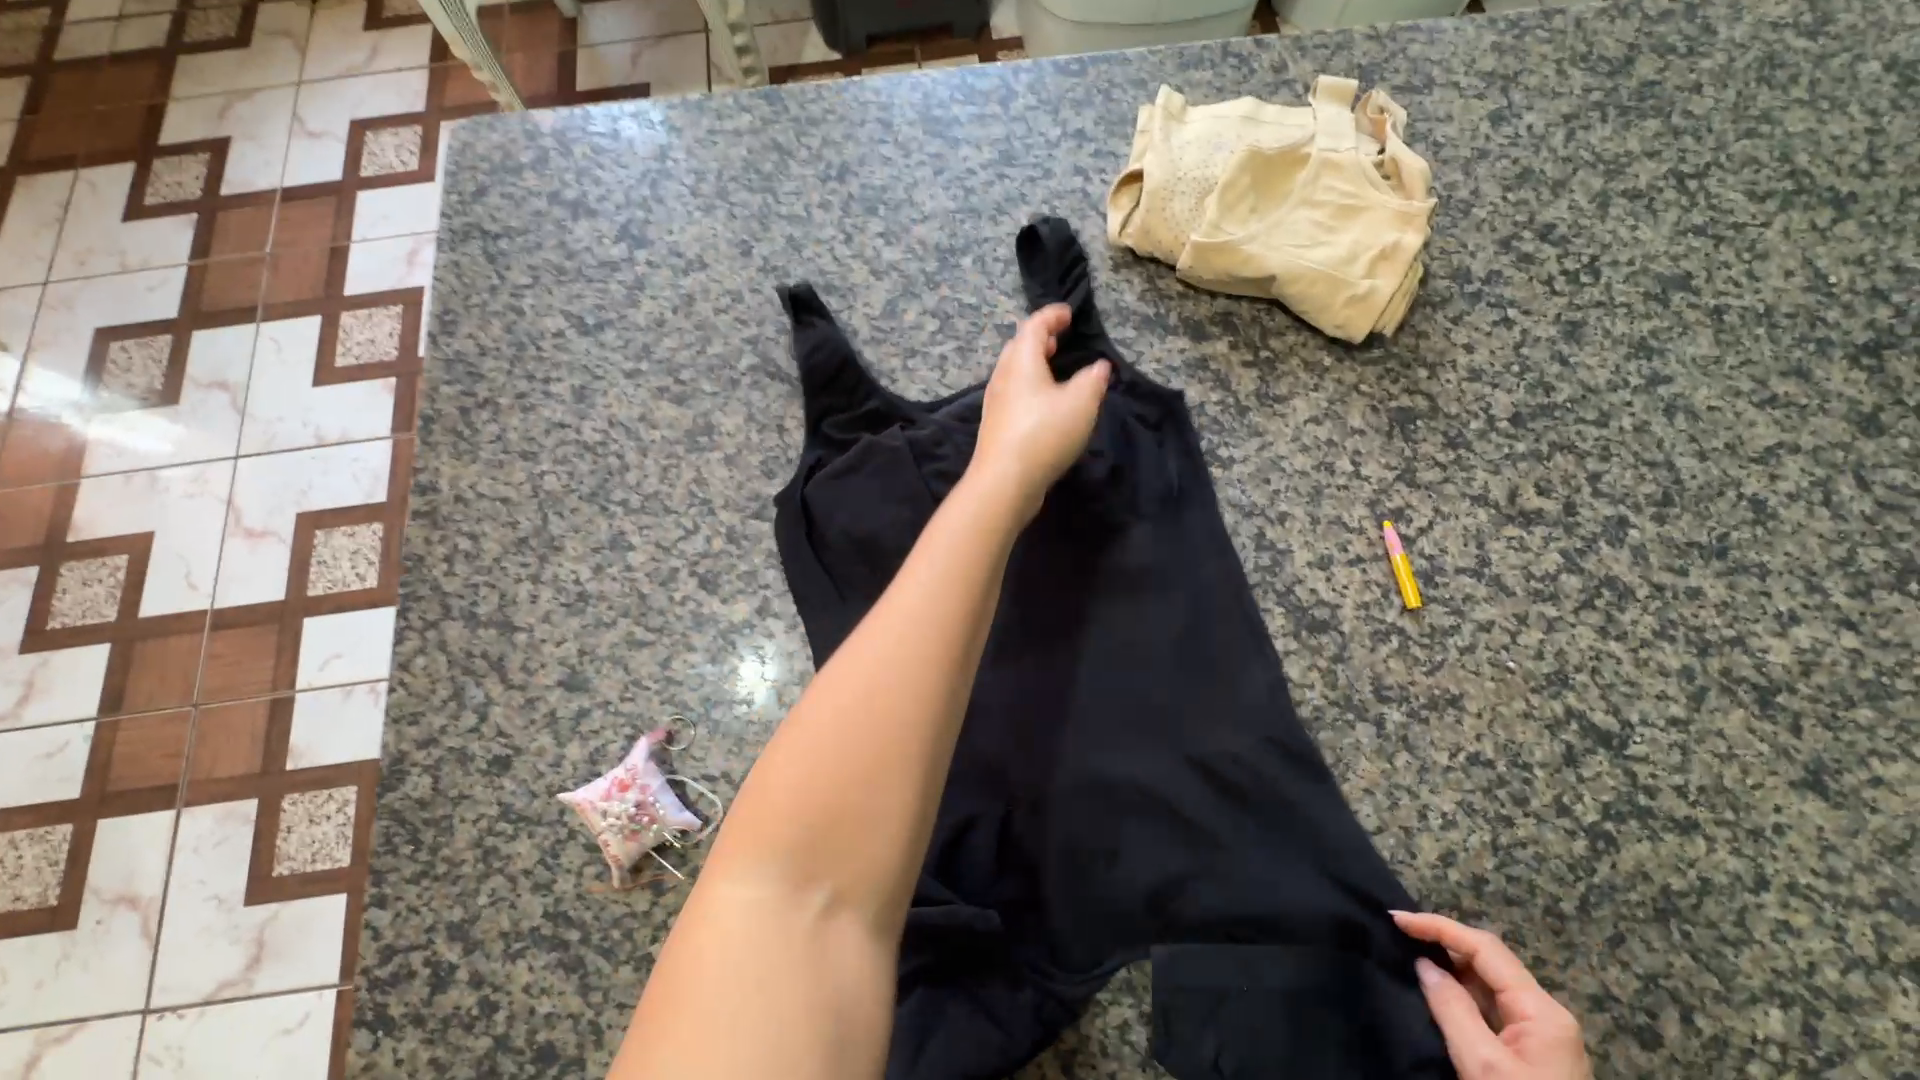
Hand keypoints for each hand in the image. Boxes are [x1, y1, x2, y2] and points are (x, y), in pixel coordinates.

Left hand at [970, 304, 1111, 520]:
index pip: (1034, 326)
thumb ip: (1093, 381)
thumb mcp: (1081, 404)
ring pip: (1014, 372)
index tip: (1068, 313)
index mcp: (1021, 361)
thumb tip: (1100, 367)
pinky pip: (1014, 394)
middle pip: (1018, 347)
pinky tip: (1043, 403)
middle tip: (1058, 338)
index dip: (1052, 316)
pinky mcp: (996, 426)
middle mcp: (1003, 376)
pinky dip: (1029, 386)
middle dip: (1038, 338)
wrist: (1004, 482)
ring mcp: (996, 402)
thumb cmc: (1043, 434)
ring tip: (1051, 365)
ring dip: (1032, 363)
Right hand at [1392, 911, 1591, 1079]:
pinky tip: (1436, 990)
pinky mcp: (1531, 1052)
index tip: (1396, 920)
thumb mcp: (1481, 1065)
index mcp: (1541, 1010)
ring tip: (1410, 954)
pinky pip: (1492, 1006)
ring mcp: (1541, 1034)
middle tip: (1399, 934)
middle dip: (1444, 941)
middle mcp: (1545, 1014)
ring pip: (1490, 983)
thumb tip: (1424, 965)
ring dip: (1451, 965)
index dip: (1439, 927)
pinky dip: (1461, 992)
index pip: (1485, 949)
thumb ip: (1451, 1008)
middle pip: (1490, 961)